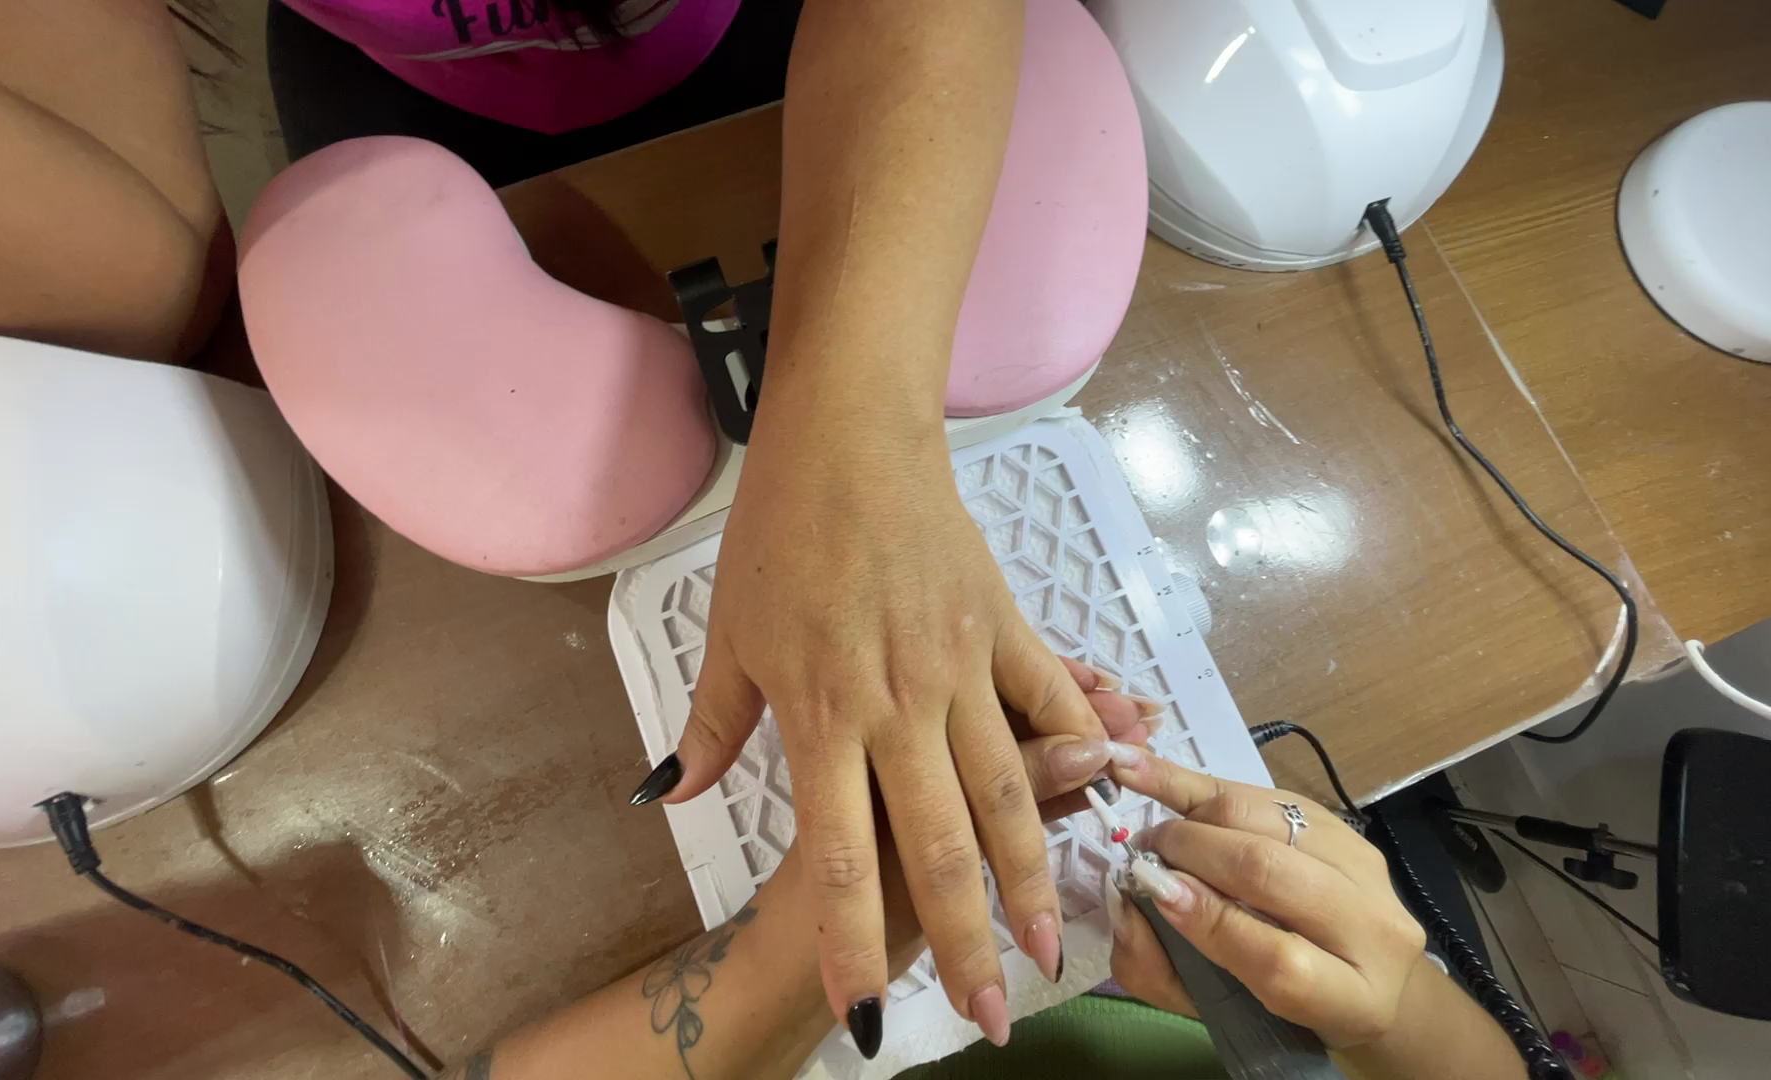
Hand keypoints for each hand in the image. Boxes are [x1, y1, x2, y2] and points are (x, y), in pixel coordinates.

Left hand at [643, 430, 1115, 1049]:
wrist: (851, 441)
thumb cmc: (778, 533)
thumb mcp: (729, 630)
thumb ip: (707, 724)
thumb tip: (666, 797)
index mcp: (821, 712)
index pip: (838, 852)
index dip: (850, 939)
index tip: (866, 1013)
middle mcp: (899, 705)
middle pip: (939, 843)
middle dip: (964, 940)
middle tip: (991, 1017)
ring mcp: (962, 665)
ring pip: (1008, 789)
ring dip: (1030, 873)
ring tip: (1048, 942)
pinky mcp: (1003, 625)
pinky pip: (1050, 698)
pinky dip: (1081, 749)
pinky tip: (1104, 795)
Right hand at [1105, 750, 1428, 1048]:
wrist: (1355, 963)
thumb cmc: (1273, 995)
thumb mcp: (1214, 1006)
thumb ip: (1157, 969)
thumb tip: (1124, 902)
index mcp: (1351, 997)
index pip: (1279, 959)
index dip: (1210, 921)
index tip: (1154, 893)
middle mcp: (1371, 926)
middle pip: (1267, 871)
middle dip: (1189, 854)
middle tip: (1145, 860)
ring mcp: (1357, 861)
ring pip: (1256, 818)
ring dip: (1191, 821)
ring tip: (1158, 839)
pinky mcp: (1330, 817)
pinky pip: (1249, 790)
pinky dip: (1185, 780)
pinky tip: (1136, 766)